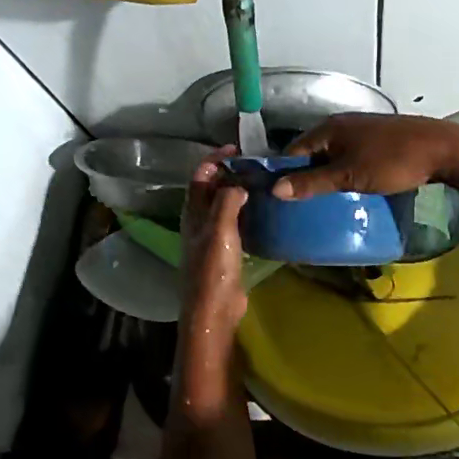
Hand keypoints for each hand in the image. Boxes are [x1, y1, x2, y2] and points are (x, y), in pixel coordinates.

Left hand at [181, 147, 248, 326]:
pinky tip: (265, 212)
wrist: (214, 309)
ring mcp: (211, 236)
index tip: (237, 149)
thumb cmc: (213, 267)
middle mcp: (198, 220)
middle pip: (211, 188)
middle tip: (256, 165)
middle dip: (229, 173)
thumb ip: (228, 201)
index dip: (215, 159)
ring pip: (223, 205)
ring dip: (239, 191)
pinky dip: (246, 212)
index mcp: (193, 211)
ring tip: (264, 183)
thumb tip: (238, 181)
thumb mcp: (220, 229)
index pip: (200, 175)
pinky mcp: (225, 251)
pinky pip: (235, 223)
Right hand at [271, 114, 458, 199]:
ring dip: (327, 173)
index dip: (284, 173)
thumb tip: (274, 190)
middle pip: (312, 152)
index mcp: (327, 128)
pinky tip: (351, 186)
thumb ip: (311, 183)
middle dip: (306, 174)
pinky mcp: (379, 138)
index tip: (281, 196)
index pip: (292, 151)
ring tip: (324, 197)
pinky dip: (345, 169)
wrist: (448, 150)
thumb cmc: (393, 162)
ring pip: (333, 154)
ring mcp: (362, 129)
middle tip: (301, 201)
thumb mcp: (348, 177)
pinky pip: (350, 155)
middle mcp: (340, 124)